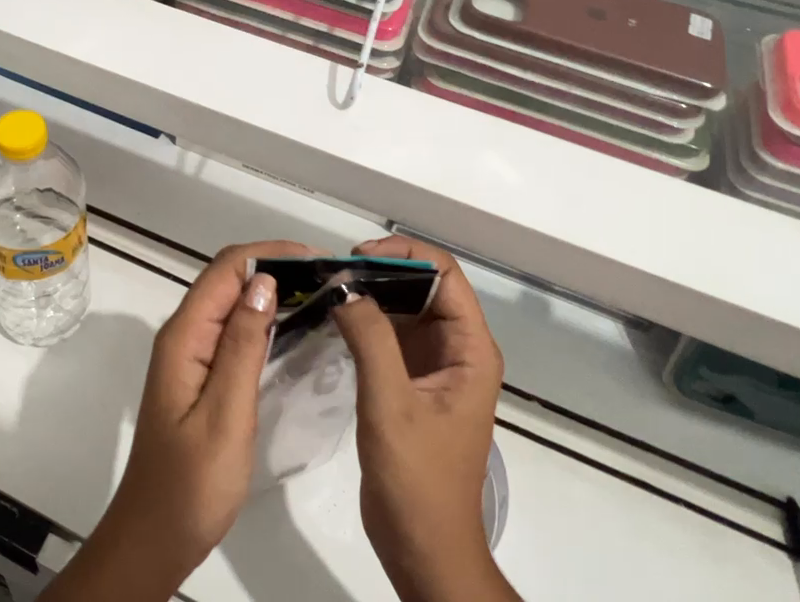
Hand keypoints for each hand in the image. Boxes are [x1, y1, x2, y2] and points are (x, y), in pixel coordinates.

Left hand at [45, 240, 317, 601]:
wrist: (157, 535)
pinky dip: (263, 320)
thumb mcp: (226, 413)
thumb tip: (263, 281)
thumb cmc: (193, 482)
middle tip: (330, 279)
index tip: (319, 261)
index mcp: (184, 336)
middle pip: (227, 280)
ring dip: (271, 291)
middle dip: (275, 267)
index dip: (270, 254)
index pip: (226, 269)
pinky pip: (233, 332)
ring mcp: (191, 356)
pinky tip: (293, 330)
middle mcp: (184, 336)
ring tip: (321, 296)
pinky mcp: (201, 377)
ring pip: (231, 304)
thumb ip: (243, 345)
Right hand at [333, 236, 517, 601]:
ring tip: (328, 289)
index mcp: (471, 349)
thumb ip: (369, 339)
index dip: (404, 255)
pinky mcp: (412, 384)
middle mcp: (458, 349)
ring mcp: (435, 367)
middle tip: (333, 272)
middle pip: (424, 288)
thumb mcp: (390, 404)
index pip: (445, 276)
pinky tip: (334, 319)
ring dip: (370, 295)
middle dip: (381, 271)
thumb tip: (344, 285)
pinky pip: (390, 337)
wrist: (423, 545)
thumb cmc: (417, 478)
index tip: (356, 257)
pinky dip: (364, 322)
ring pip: (404, 311)